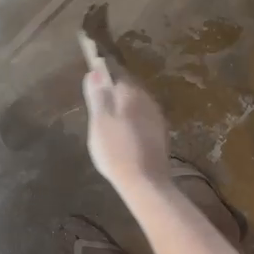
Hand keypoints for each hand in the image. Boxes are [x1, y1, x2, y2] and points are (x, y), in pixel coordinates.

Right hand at [82, 70, 170, 194]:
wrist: (144, 181)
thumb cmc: (116, 150)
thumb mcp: (99, 122)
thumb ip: (97, 96)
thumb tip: (95, 71)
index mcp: (132, 93)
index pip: (118, 74)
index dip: (105, 79)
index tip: (93, 89)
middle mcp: (148, 100)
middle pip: (129, 90)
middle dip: (115, 95)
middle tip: (99, 109)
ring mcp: (157, 118)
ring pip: (137, 105)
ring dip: (125, 109)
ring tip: (109, 123)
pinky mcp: (160, 134)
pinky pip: (143, 120)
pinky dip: (133, 123)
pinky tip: (125, 136)